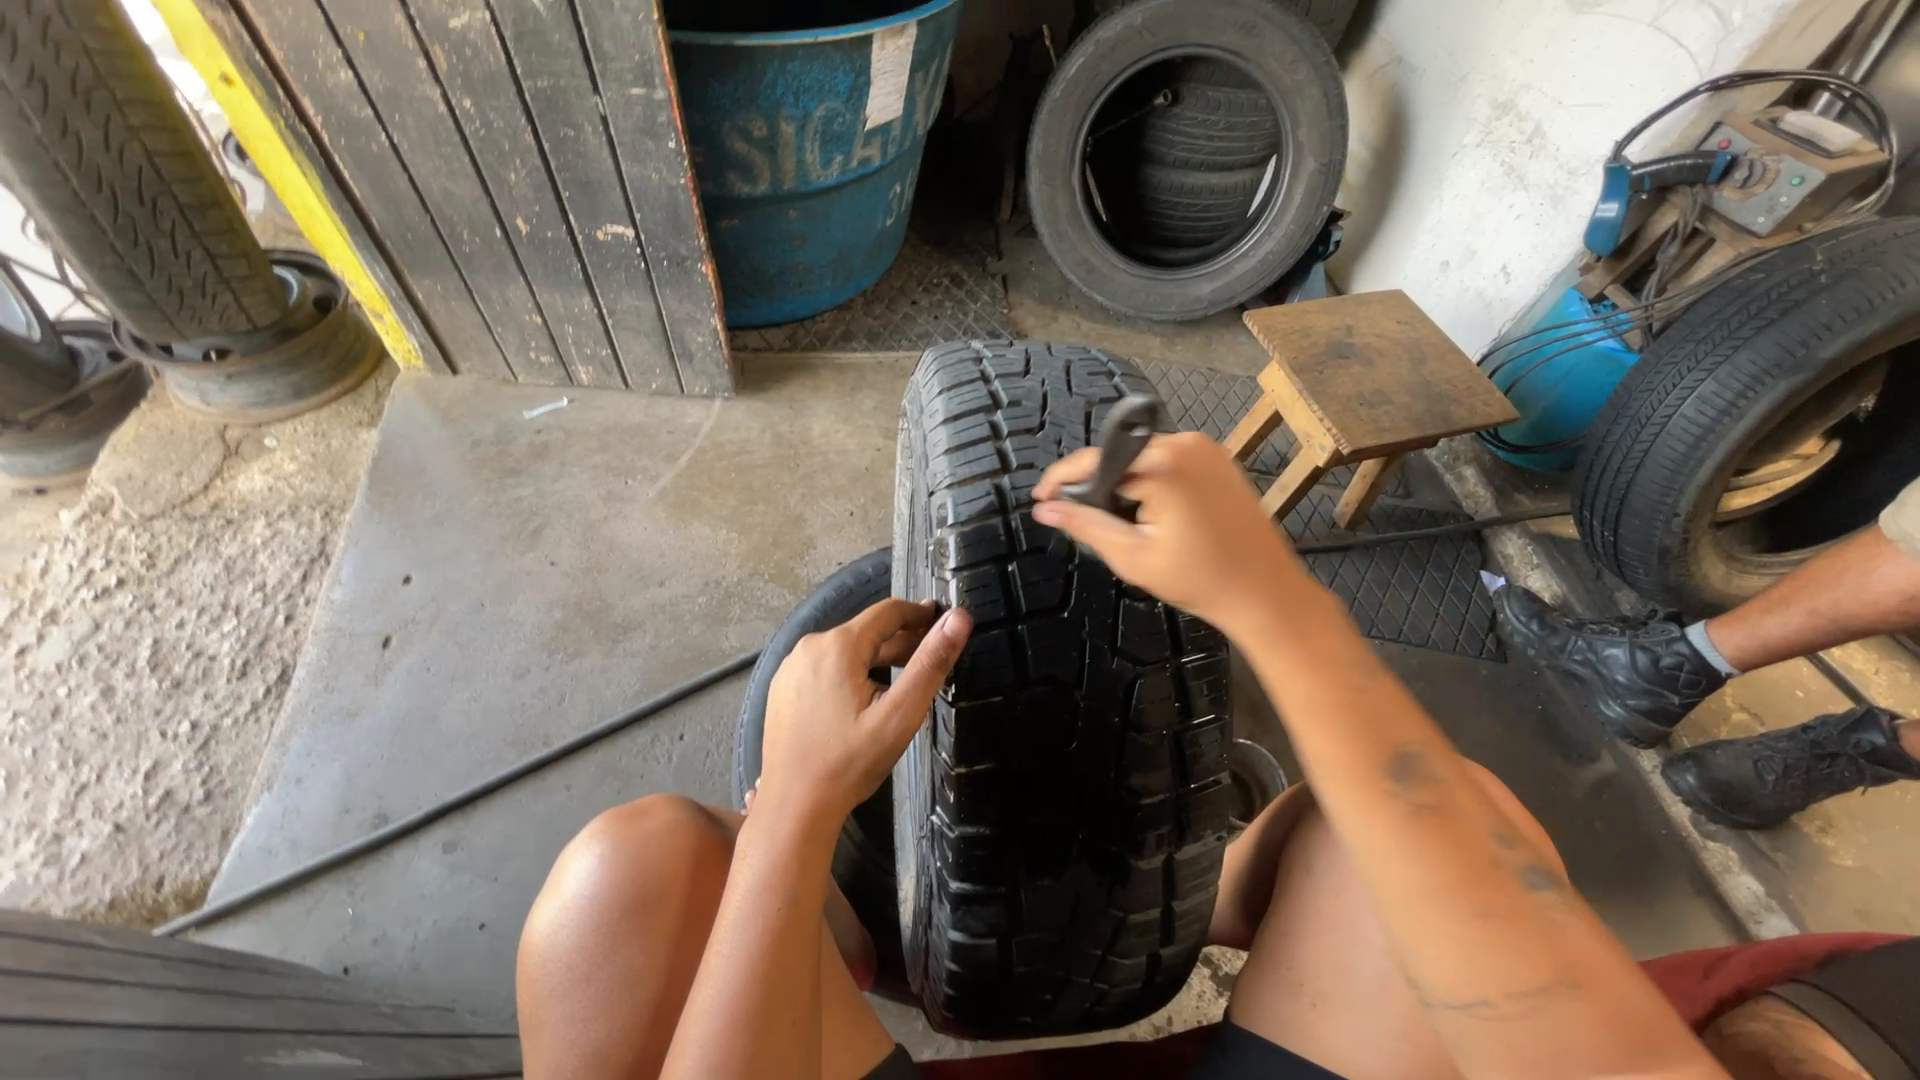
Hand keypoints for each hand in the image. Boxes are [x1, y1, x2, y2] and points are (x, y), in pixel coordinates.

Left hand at [759, 599, 971, 825]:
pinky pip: (824, 668)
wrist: (795, 807)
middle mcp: (809, 647)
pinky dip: (850, 672)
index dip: (919, 613)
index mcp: (838, 645)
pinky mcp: (783, 689)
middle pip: (865, 631)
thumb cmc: (850, 763)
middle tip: (931, 652)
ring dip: (876, 656)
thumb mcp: (900, 714)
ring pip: (844, 650)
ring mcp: (791, 668)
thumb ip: (931, 663)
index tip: (942, 619)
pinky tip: (865, 695)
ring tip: (905, 674)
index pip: (888, 612)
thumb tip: (959, 618)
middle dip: (901, 639)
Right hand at [1032, 432, 1309, 634]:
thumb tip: (1044, 508)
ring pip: (1141, 458)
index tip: (1039, 500)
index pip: (1094, 461)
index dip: (1062, 480)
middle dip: (1094, 484)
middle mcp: (1185, 443)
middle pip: (1118, 455)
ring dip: (1122, 484)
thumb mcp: (1132, 556)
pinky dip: (1148, 481)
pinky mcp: (1218, 459)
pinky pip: (1167, 461)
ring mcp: (1206, 448)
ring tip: (1114, 522)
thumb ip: (1085, 525)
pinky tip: (1146, 513)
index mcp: (1163, 464)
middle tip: (1076, 518)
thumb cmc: (1199, 580)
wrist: (1265, 593)